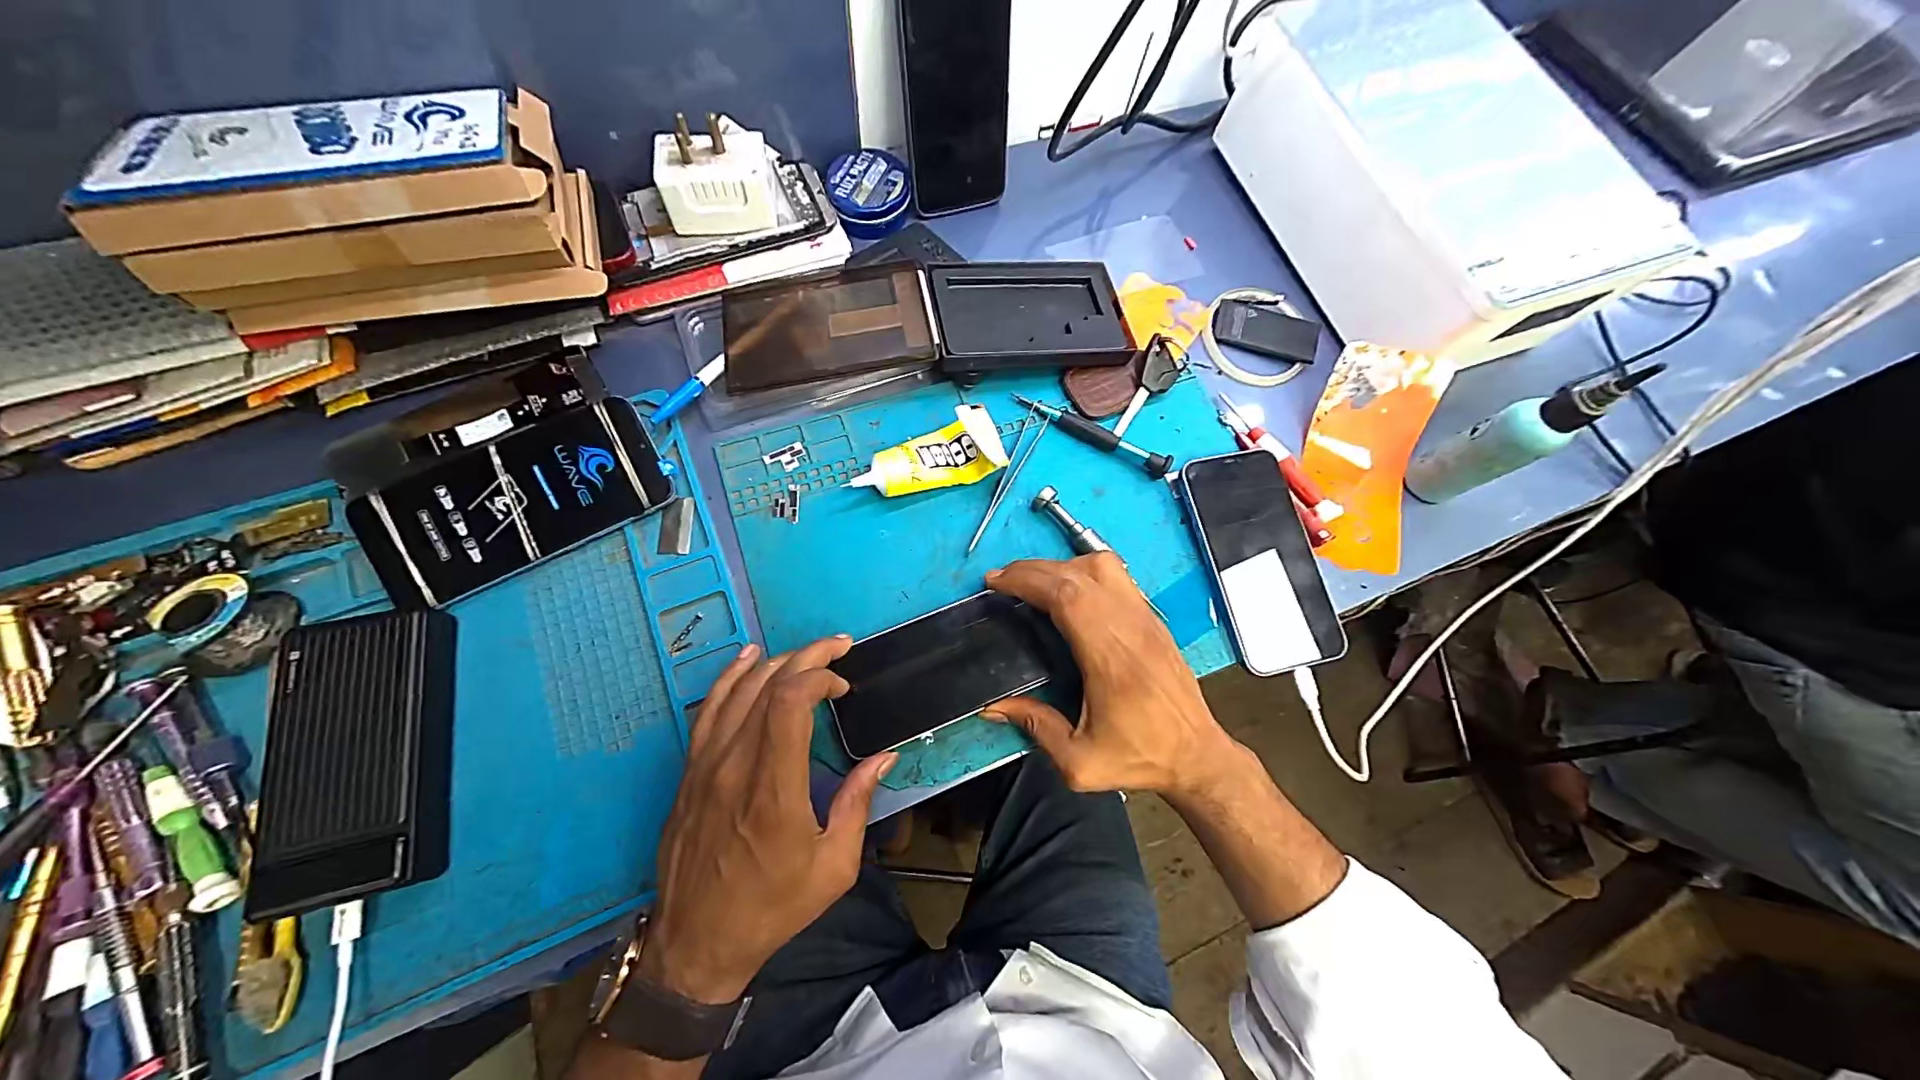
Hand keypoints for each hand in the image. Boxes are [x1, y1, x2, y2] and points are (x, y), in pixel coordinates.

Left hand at [641, 638, 896, 1003]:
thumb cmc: (772, 907)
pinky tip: (748, 659)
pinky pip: (709, 709)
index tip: (842, 686)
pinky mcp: (689, 772)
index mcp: (774, 789)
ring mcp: (706, 766)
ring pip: (738, 690)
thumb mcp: (833, 867)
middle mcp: (736, 766)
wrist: (697, 941)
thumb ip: (858, 804)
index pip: (789, 702)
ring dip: (776, 662)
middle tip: (838, 648)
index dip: (819, 677)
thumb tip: (883, 758)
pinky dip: (731, 677)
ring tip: (806, 653)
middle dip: (808, 657)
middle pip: (767, 686)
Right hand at [983, 555, 1245, 796]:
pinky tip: (1068, 588)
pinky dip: (1085, 572)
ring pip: (1103, 566)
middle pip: (1078, 574)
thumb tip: (993, 707)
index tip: (998, 582)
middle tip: (1002, 580)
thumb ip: (1036, 728)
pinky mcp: (1153, 619)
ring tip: (1034, 581)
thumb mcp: (1080, 762)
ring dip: (1062, 565)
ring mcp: (1146, 618)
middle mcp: (1130, 627)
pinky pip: (1118, 577)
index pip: (1067, 596)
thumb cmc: (1141, 757)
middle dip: (1033, 569)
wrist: (1197, 756)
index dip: (1028, 580)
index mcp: (1110, 658)